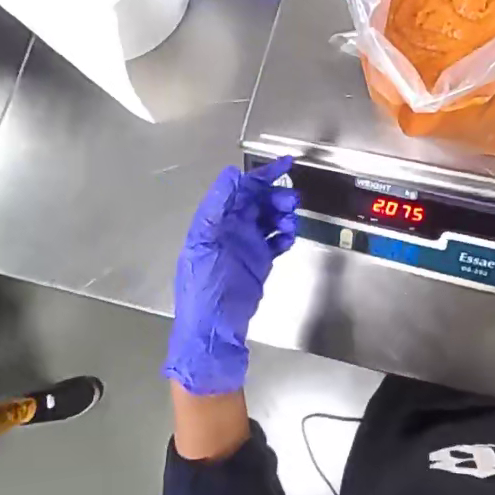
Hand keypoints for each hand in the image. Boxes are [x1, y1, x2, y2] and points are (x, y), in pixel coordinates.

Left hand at [163, 157, 300, 395]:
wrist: (212, 329)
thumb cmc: (203, 288)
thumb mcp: (205, 243)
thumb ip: (218, 208)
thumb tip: (232, 176)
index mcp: (214, 221)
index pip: (239, 189)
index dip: (261, 175)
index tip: (285, 166)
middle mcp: (229, 230)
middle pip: (257, 202)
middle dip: (276, 197)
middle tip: (291, 202)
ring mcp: (245, 246)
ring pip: (269, 220)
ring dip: (282, 216)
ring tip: (289, 224)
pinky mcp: (258, 263)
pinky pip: (275, 242)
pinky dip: (284, 237)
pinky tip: (288, 239)